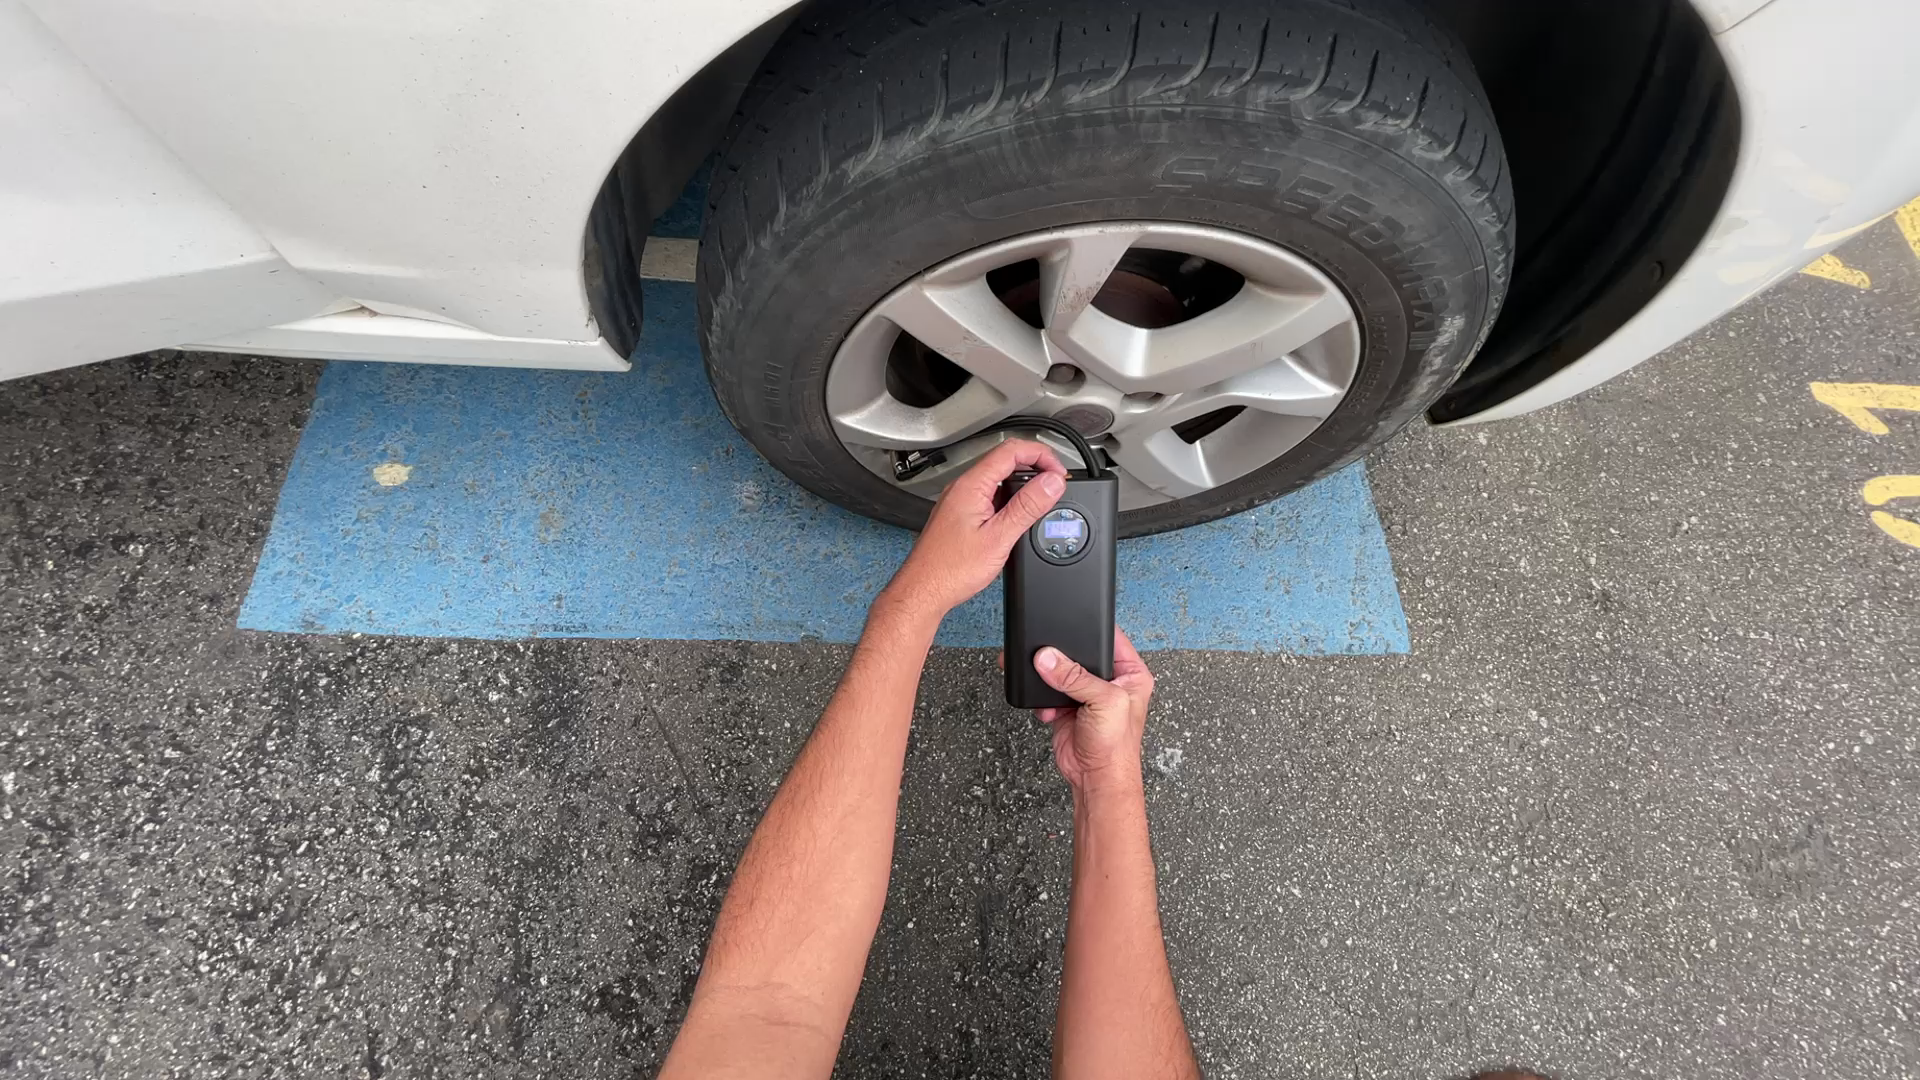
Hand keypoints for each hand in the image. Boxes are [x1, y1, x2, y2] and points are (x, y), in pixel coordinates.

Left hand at [886, 439, 1067, 615]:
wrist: (924, 589)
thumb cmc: (950, 569)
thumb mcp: (999, 537)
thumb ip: (1027, 507)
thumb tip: (1051, 483)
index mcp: (971, 486)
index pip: (1011, 450)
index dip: (1041, 455)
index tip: (1058, 471)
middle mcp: (962, 488)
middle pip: (1005, 460)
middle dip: (1034, 467)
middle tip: (1054, 485)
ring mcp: (959, 500)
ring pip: (997, 479)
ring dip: (1022, 485)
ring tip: (1041, 501)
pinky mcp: (960, 514)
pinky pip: (988, 496)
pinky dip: (1008, 500)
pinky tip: (1017, 517)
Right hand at [1033, 626, 1154, 794]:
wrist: (1096, 778)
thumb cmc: (1117, 747)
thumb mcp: (1104, 702)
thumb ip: (1075, 677)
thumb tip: (1049, 658)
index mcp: (1130, 673)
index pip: (1112, 639)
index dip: (1094, 630)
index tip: (1073, 622)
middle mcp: (1110, 681)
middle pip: (1082, 654)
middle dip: (1065, 656)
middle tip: (1050, 653)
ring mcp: (1087, 694)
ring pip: (1062, 672)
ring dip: (1051, 678)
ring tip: (1045, 680)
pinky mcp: (1067, 706)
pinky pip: (1049, 691)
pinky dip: (1043, 697)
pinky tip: (1049, 708)